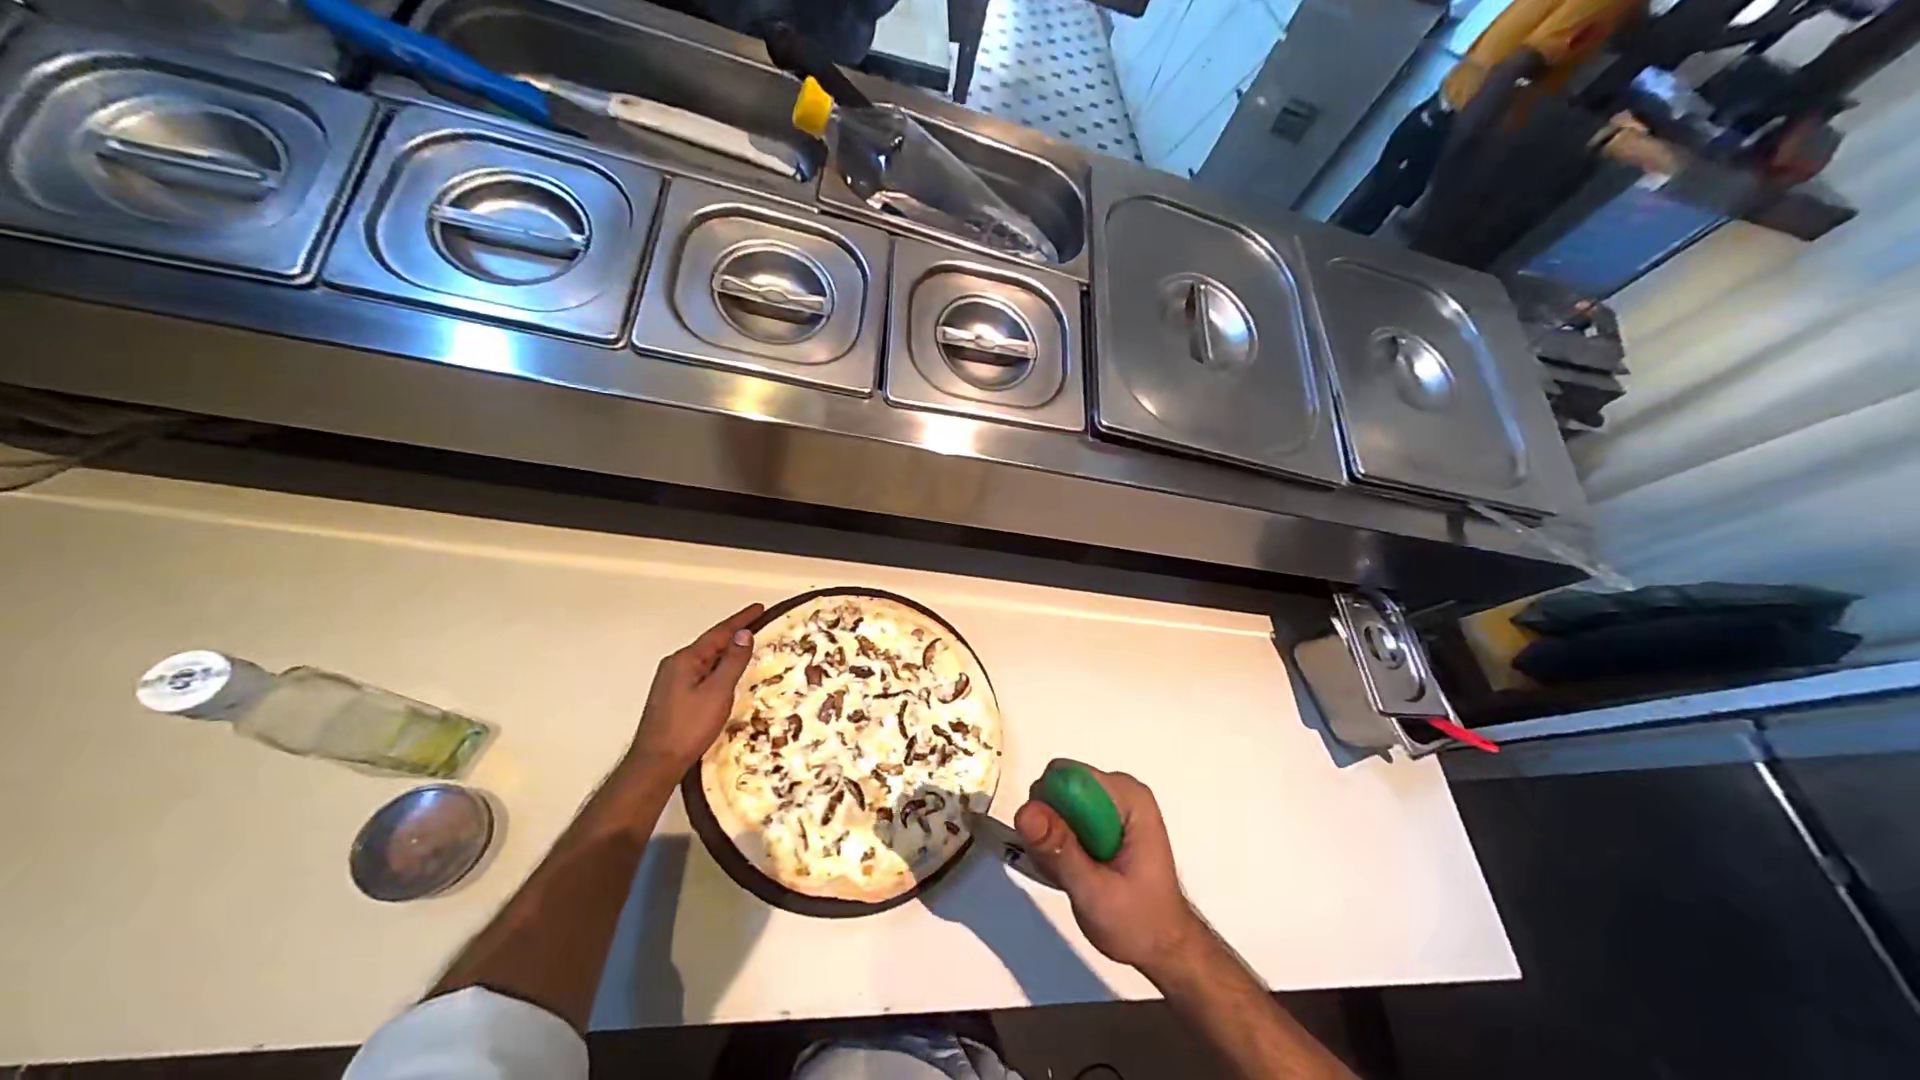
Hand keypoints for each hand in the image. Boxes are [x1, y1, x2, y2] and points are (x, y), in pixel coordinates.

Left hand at [625, 603, 763, 774]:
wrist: (657, 762)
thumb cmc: (688, 727)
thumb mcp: (717, 692)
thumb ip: (732, 661)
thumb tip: (743, 635)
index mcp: (685, 659)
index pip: (719, 633)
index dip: (741, 620)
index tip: (759, 608)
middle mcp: (676, 665)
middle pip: (711, 644)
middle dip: (734, 635)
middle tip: (759, 626)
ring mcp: (672, 681)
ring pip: (706, 659)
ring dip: (727, 653)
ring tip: (749, 648)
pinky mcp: (673, 696)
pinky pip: (701, 673)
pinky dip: (718, 668)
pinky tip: (728, 676)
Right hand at [1014, 763, 1203, 974]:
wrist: (1161, 946)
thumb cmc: (1139, 922)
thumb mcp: (1095, 892)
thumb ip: (1059, 851)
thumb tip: (1027, 811)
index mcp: (1128, 797)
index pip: (1064, 776)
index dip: (1047, 809)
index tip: (1051, 850)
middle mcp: (1117, 791)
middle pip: (1055, 788)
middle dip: (1047, 828)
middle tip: (1064, 869)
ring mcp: (1107, 804)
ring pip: (1052, 805)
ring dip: (1050, 842)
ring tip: (1071, 876)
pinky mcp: (1097, 819)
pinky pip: (1058, 818)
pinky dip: (1055, 847)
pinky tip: (1071, 874)